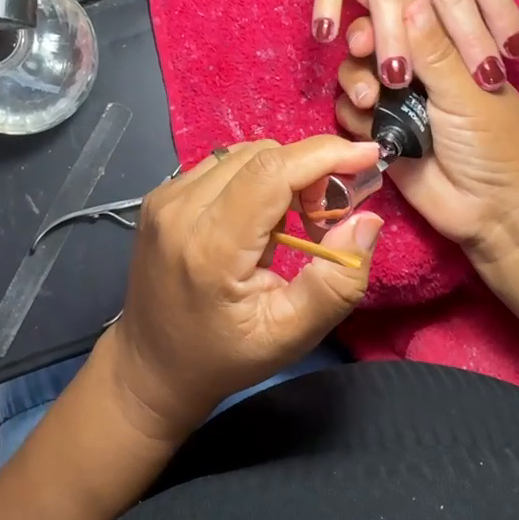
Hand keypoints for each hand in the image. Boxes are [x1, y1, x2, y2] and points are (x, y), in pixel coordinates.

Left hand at [108, 137, 383, 434]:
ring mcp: (164, 197)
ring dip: (281, 173)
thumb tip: (367, 219)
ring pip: (241, 154)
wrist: (149, 365)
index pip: (271, 171)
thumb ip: (336, 281)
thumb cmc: (222, 357)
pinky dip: (254, 179)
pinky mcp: (160, 195)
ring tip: (295, 221)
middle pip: (260, 155)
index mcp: (210, 246)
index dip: (324, 155)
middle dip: (308, 170)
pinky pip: (220, 165)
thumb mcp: (290, 335)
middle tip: (328, 215)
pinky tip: (260, 220)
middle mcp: (180, 209)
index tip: (369, 156)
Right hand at [335, 0, 518, 264]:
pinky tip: (366, 127)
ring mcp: (398, 102)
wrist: (493, 215)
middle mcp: (421, 72)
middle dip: (364, 41)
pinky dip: (351, 114)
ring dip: (355, 79)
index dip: (386, 1)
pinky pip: (349, 112)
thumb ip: (434, 51)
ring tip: (369, 99)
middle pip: (376, 40)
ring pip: (356, 73)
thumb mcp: (467, 93)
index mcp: (452, 52)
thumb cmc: (497, 147)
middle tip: (362, 48)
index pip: (414, 14)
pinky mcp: (379, 134)